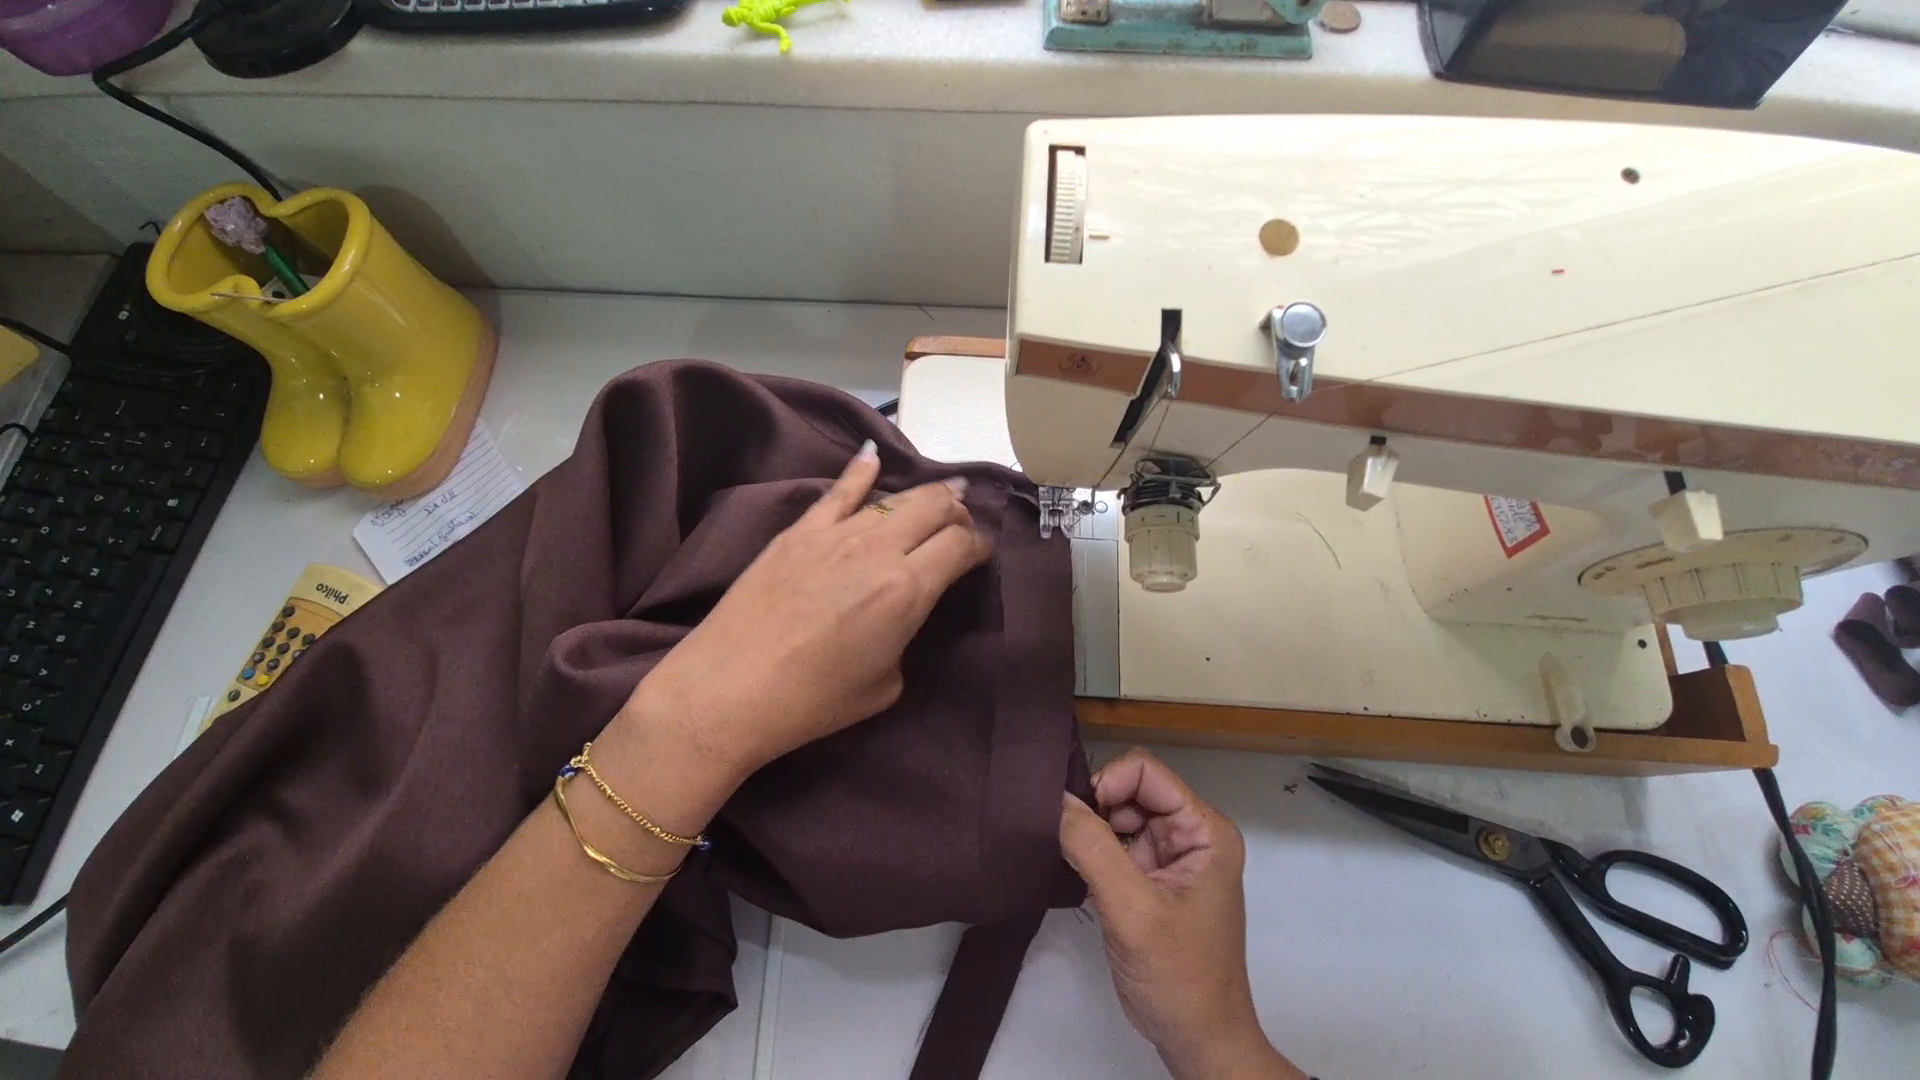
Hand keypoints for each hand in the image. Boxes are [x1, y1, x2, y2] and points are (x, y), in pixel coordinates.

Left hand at [622, 439, 990, 784]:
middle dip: (956, 511)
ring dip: (922, 496)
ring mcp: (834, 533)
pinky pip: (838, 491)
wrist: (728, 690)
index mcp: (908, 590)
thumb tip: (900, 612)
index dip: (979, 545)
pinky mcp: (798, 531)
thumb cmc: (813, 702)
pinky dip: (861, 471)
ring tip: (936, 498)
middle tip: (959, 524)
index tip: (980, 555)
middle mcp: (878, 548)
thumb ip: (904, 635)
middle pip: (934, 505)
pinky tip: (873, 456)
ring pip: (893, 496)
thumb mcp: (885, 683)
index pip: (961, 544)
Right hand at [1059, 750, 1302, 1079]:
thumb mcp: (1133, 910)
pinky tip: (1077, 875)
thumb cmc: (1178, 976)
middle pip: (1130, 789)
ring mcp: (1169, 856)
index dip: (1107, 784)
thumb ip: (1093, 849)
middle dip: (1096, 809)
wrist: (1196, 1040)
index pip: (1146, 771)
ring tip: (1071, 861)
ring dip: (1091, 832)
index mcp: (1205, 830)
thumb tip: (1054, 800)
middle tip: (1070, 844)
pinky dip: (1090, 853)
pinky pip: (1113, 844)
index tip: (1079, 820)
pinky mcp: (1148, 878)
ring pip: (1117, 815)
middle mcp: (1190, 834)